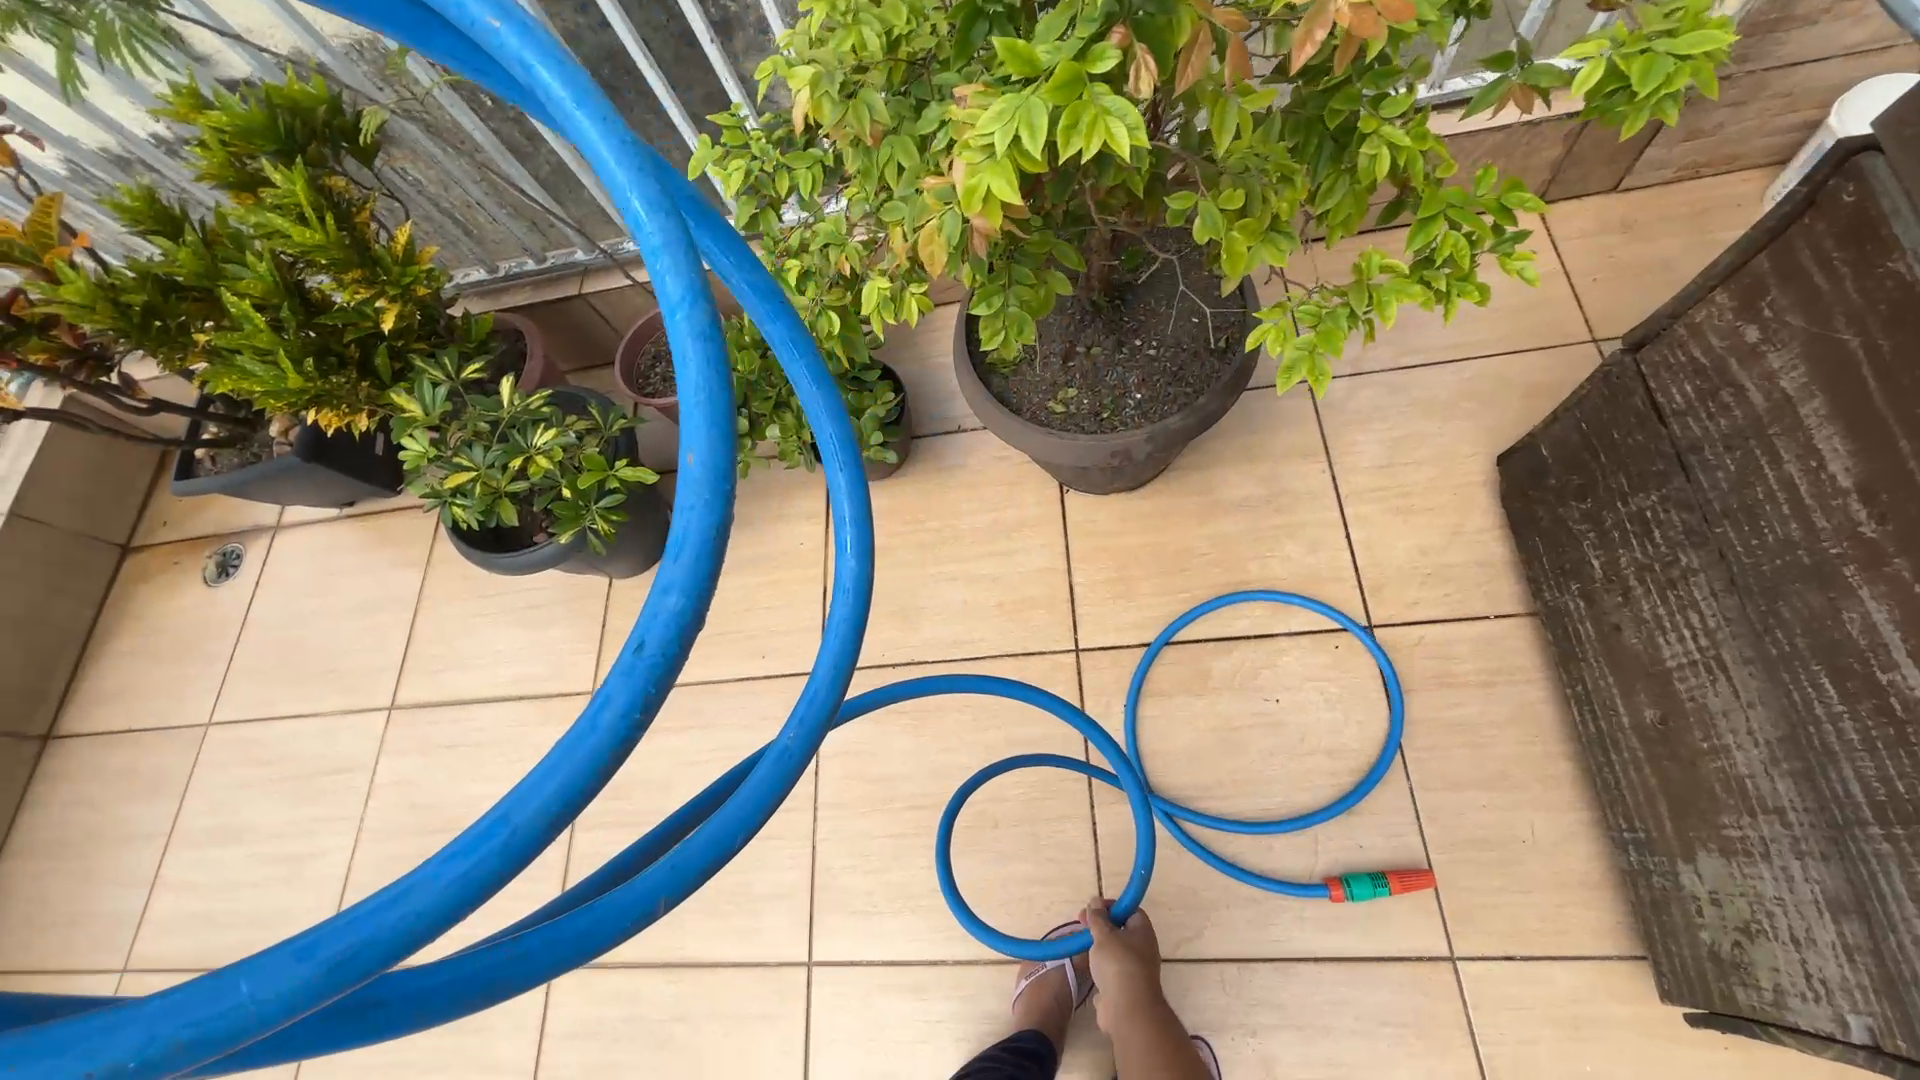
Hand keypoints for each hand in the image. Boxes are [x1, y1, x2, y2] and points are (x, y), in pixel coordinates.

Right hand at [1082, 897, 1167, 1027]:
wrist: (1127, 1010)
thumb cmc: (1118, 965)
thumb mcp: (1104, 934)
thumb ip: (1098, 917)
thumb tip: (1095, 901)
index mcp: (1142, 931)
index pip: (1130, 910)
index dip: (1111, 906)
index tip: (1093, 909)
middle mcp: (1142, 948)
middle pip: (1121, 929)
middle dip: (1100, 925)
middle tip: (1081, 924)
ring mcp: (1135, 969)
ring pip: (1115, 950)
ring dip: (1098, 946)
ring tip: (1081, 945)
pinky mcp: (1126, 986)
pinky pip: (1111, 969)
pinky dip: (1099, 966)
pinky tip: (1087, 966)